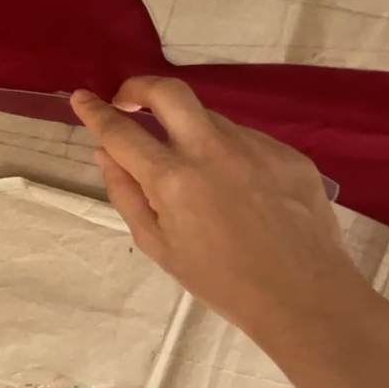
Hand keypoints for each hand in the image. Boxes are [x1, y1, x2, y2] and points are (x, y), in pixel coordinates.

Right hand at [70, 76, 388, 356]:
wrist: (308, 299)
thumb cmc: (219, 279)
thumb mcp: (155, 243)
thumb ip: (124, 192)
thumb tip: (106, 153)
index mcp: (173, 180)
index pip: (121, 131)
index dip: (95, 111)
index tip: (80, 97)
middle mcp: (213, 153)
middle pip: (168, 92)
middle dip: (138, 88)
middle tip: (127, 102)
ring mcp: (257, 149)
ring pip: (207, 117)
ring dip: (185, 128)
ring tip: (190, 166)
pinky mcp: (289, 155)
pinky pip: (243, 137)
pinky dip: (224, 149)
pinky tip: (233, 185)